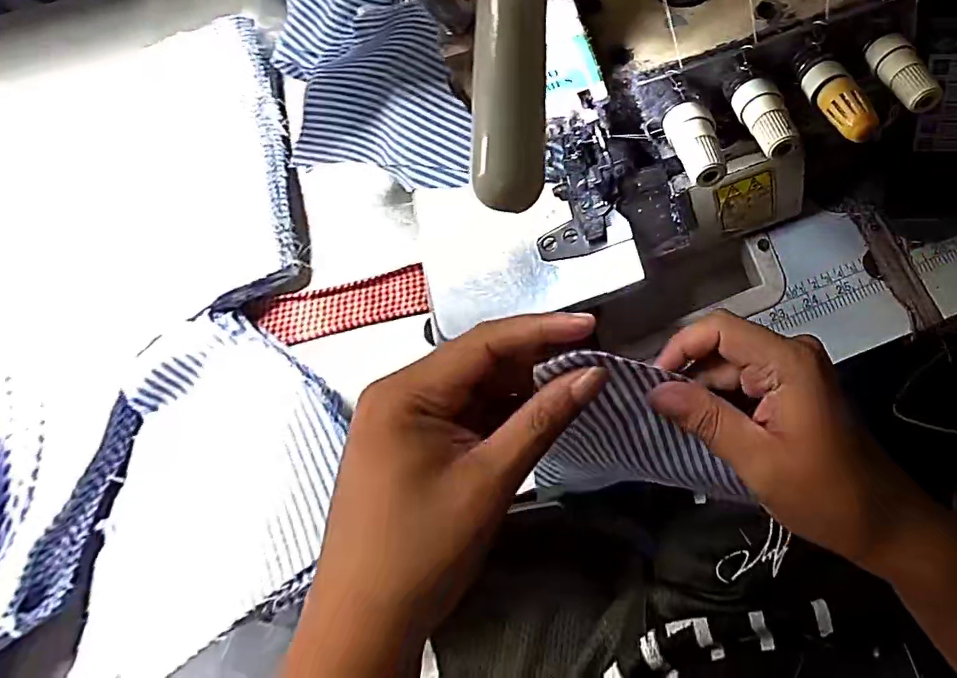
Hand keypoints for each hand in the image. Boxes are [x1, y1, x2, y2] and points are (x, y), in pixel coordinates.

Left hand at [284, 313, 606, 677]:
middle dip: (537, 356)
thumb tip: (593, 374)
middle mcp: (401, 394)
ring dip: (526, 383)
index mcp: (405, 393)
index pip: (484, 341)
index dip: (543, 328)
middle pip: (481, 358)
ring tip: (576, 379)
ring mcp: (407, 418)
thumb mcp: (489, 480)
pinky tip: (542, 409)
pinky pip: (471, 408)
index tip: (590, 324)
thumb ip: (543, 418)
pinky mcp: (417, 441)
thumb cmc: (418, 554)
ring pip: (479, 383)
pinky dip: (508, 409)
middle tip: (591, 353)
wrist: (363, 632)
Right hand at [646, 310, 940, 575]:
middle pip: (725, 346)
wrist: (880, 519)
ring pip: (734, 365)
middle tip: (661, 412)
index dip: (681, 346)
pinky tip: (710, 426)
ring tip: (681, 425)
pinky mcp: (796, 384)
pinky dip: (727, 401)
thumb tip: (656, 391)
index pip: (721, 328)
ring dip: (707, 392)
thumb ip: (706, 419)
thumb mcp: (757, 459)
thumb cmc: (823, 493)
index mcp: (787, 360)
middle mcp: (792, 351)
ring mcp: (796, 366)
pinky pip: (750, 380)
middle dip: (691, 375)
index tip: (653, 381)